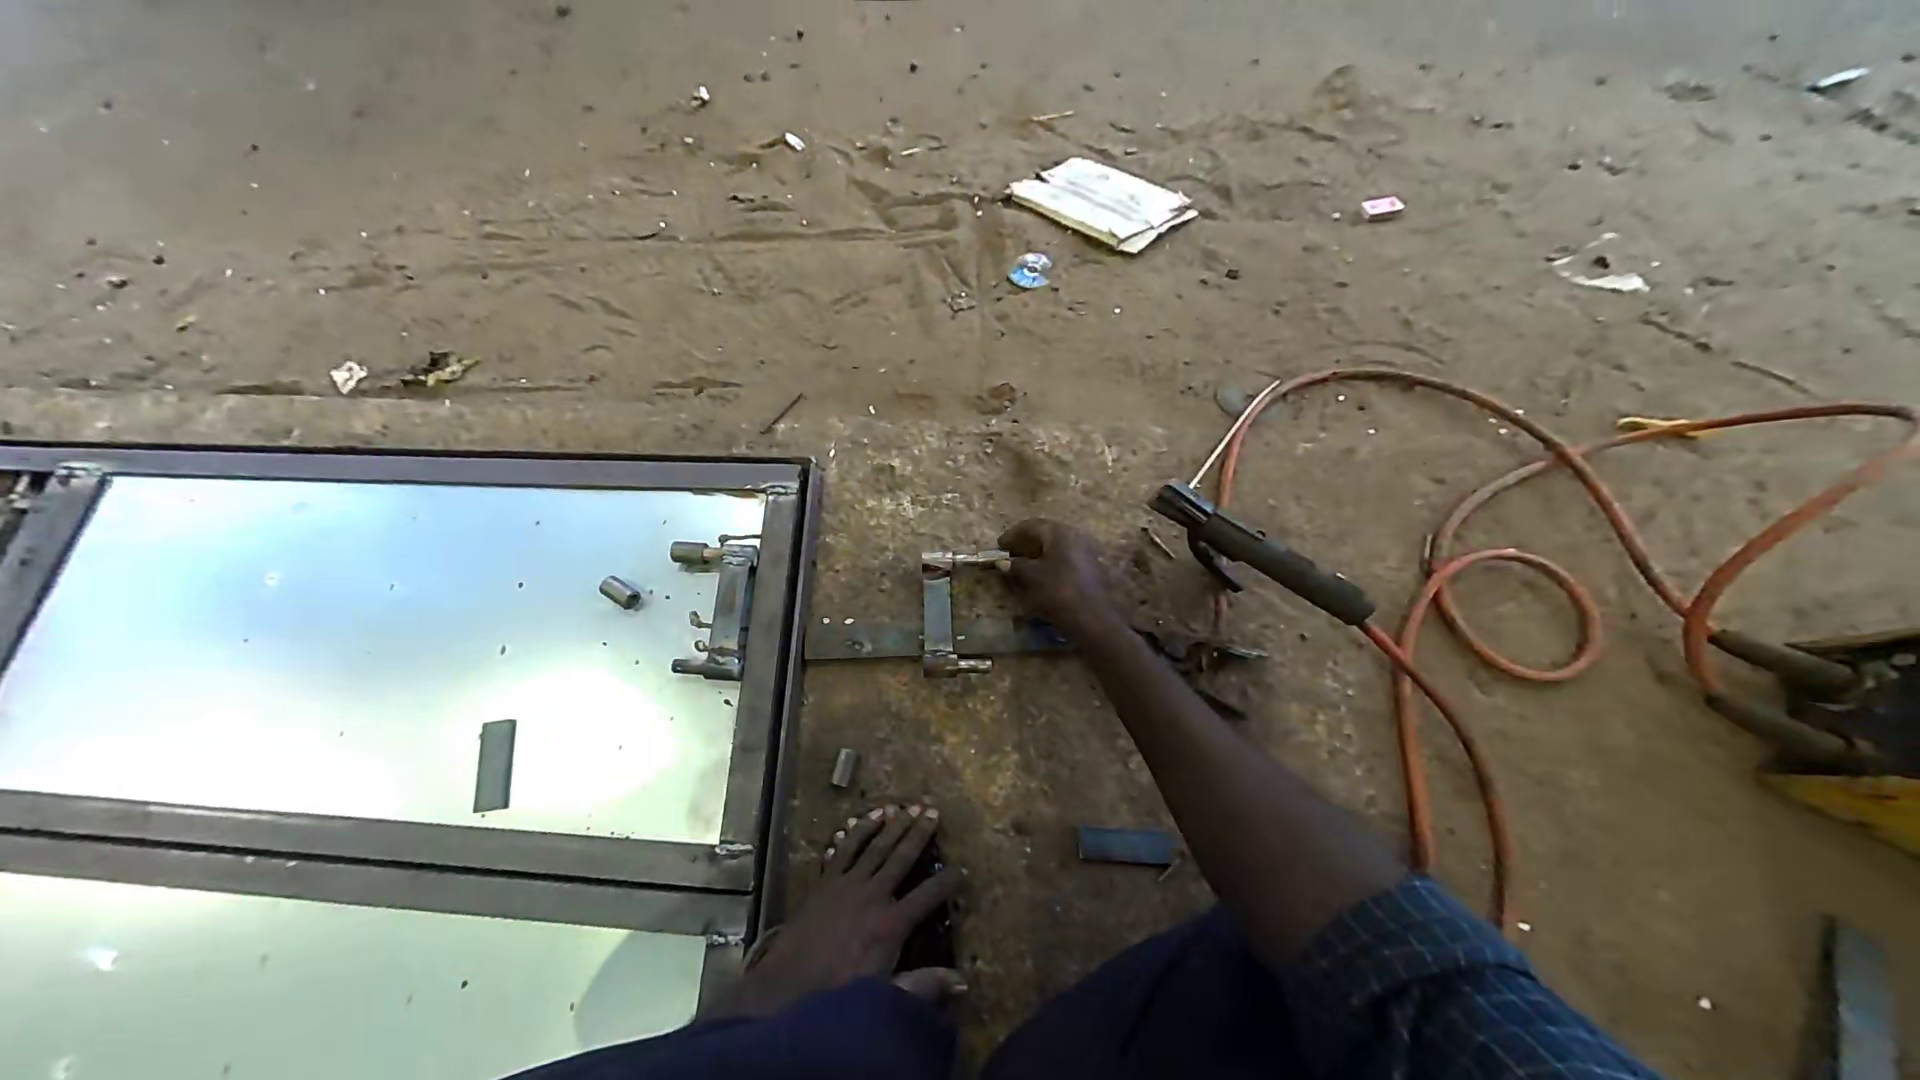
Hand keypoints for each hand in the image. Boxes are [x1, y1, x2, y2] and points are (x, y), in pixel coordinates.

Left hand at [708, 805, 965, 1018]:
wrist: (785, 988)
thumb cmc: (836, 995)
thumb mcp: (884, 997)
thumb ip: (922, 986)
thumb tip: (961, 980)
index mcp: (890, 924)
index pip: (928, 896)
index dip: (947, 882)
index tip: (962, 869)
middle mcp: (872, 896)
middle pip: (901, 858)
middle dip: (918, 833)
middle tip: (932, 811)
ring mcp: (846, 885)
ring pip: (874, 847)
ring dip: (891, 826)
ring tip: (904, 807)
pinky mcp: (825, 883)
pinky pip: (844, 851)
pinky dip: (856, 833)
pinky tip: (864, 819)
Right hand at [997, 519, 1120, 634]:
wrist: (1094, 618)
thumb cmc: (1058, 591)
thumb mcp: (1032, 577)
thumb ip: (1016, 566)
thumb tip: (1002, 562)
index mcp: (1060, 533)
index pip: (1032, 526)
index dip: (1013, 535)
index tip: (999, 545)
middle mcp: (1076, 536)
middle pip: (1047, 535)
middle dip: (1027, 544)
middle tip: (1011, 554)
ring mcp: (1087, 552)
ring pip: (1058, 548)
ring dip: (1040, 555)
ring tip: (1025, 566)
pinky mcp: (1093, 569)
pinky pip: (1067, 560)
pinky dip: (1052, 564)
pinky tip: (1044, 577)